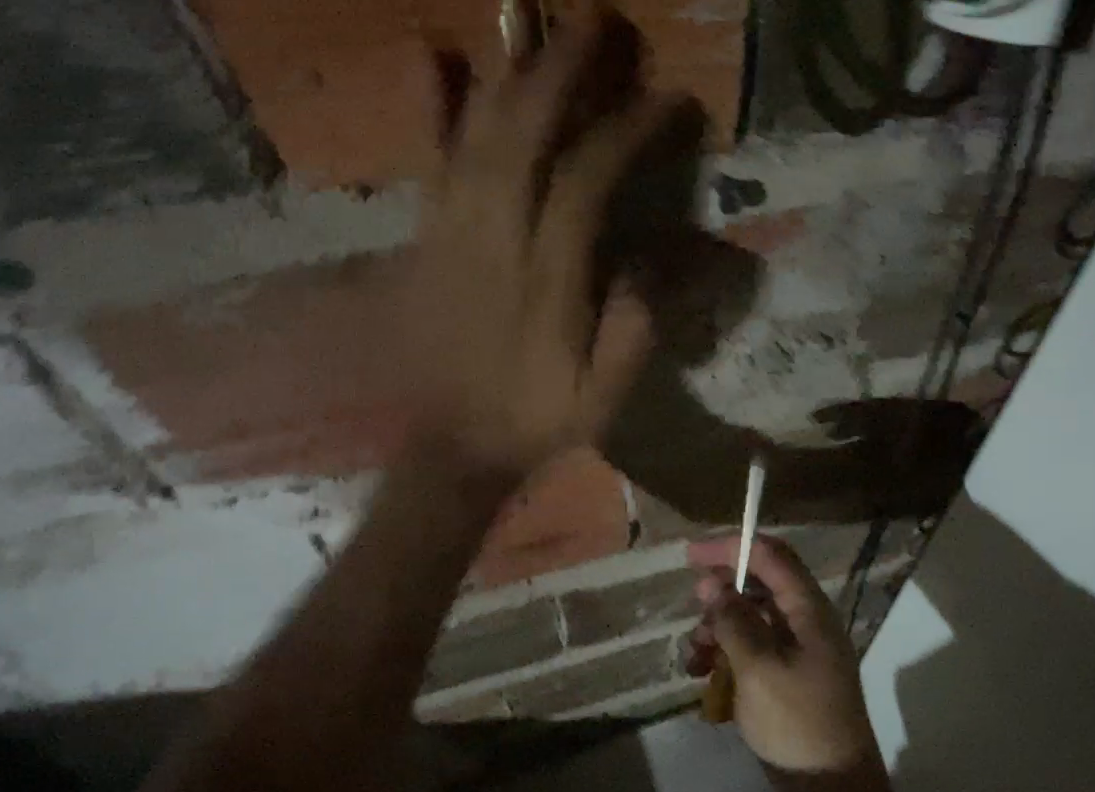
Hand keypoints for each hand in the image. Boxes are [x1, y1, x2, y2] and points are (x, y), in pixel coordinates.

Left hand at [395, 11, 690, 472]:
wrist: (454, 445)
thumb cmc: (537, 420)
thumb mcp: (603, 396)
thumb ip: (633, 330)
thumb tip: (662, 259)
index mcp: (544, 282)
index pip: (585, 184)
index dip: (628, 134)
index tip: (670, 102)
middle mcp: (492, 242)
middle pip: (522, 137)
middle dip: (563, 74)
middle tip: (601, 25)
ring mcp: (449, 233)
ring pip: (474, 136)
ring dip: (508, 74)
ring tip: (533, 20)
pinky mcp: (424, 237)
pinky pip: (426, 162)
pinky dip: (429, 109)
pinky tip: (433, 60)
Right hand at [686, 536, 881, 774]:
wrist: (830, 783)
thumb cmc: (796, 721)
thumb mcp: (759, 668)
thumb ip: (734, 622)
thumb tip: (712, 584)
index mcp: (810, 611)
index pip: (772, 557)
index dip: (732, 548)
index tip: (689, 555)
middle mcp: (807, 623)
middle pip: (760, 586)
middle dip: (722, 594)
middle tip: (694, 612)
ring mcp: (798, 652)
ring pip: (751, 620)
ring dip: (719, 629)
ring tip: (694, 655)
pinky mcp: (786, 678)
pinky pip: (752, 650)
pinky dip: (726, 654)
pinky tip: (702, 674)